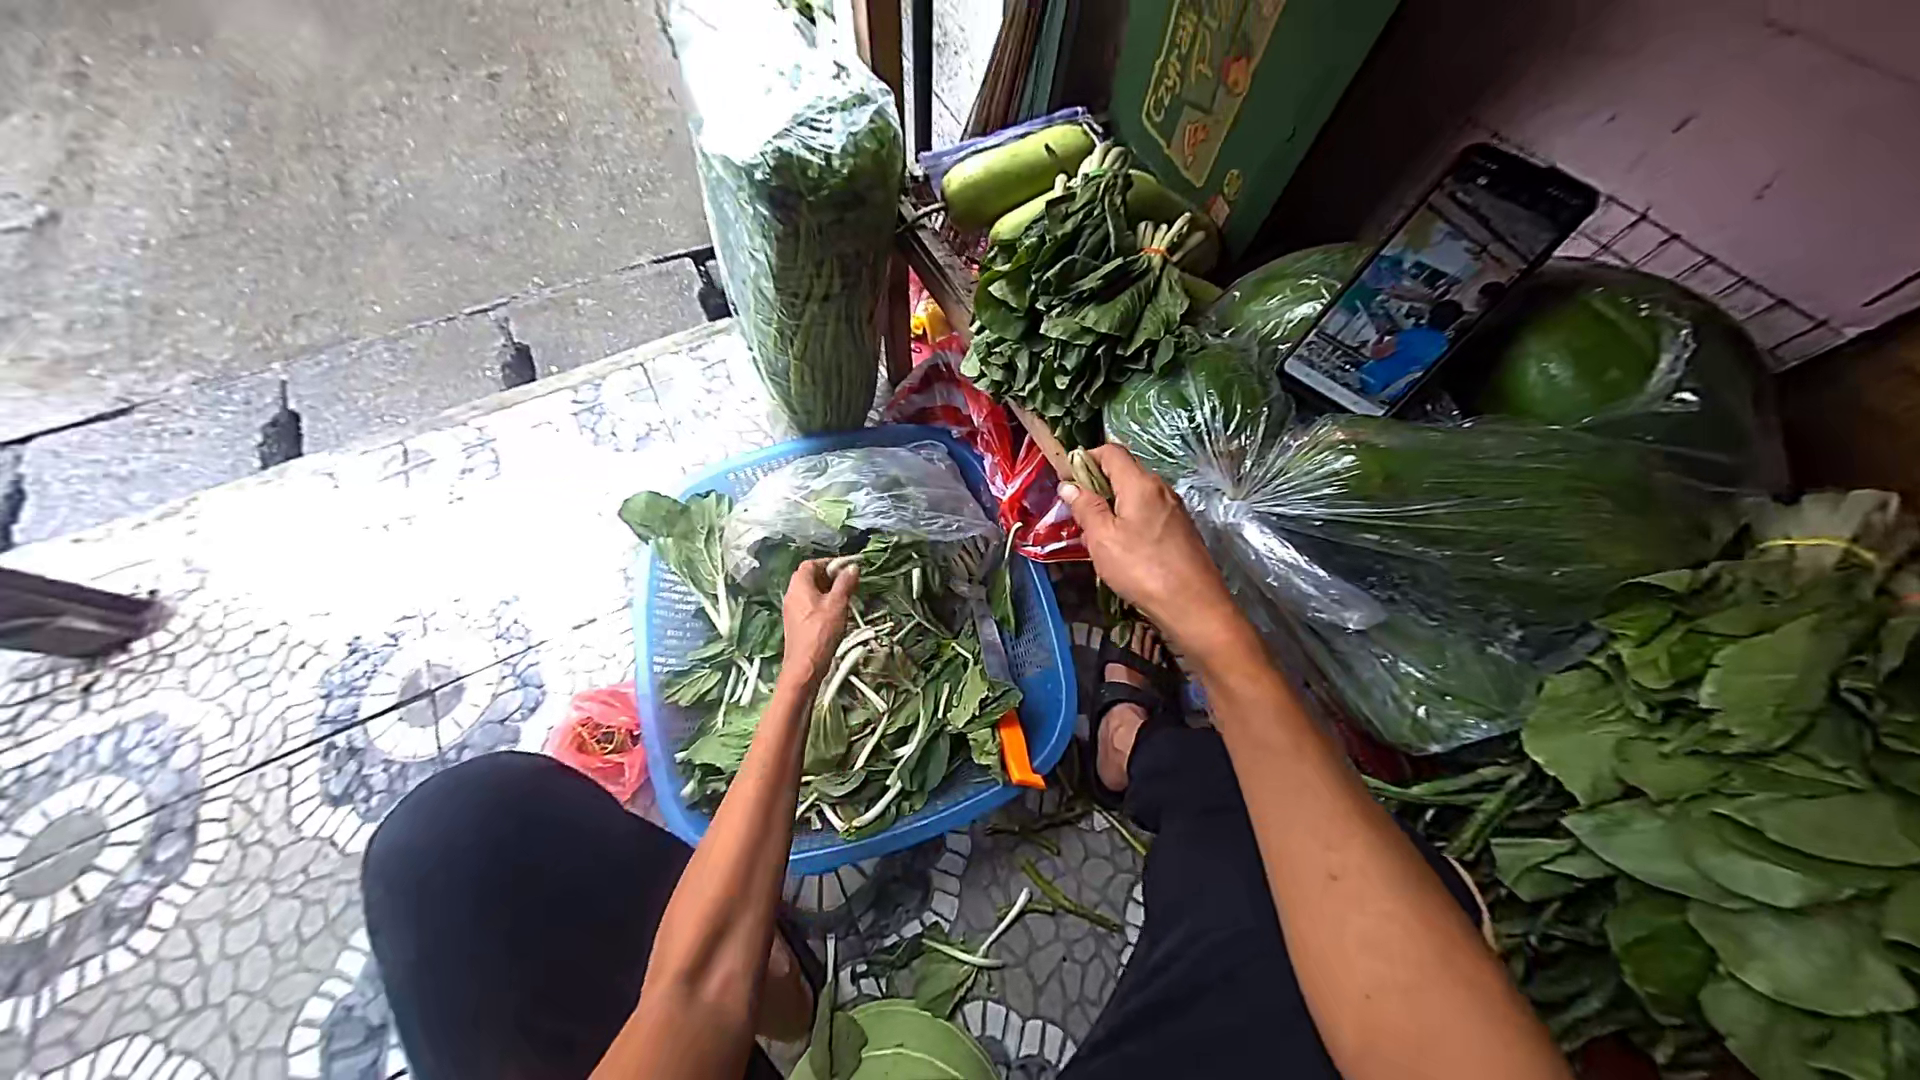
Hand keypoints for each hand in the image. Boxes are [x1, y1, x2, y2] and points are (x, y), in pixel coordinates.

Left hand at [781, 559, 859, 683]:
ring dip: (827, 590)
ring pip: (810, 592)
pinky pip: (809, 605)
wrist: (805, 666)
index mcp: (799, 586)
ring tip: (845, 596)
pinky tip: (836, 612)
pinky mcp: (796, 623)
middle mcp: (792, 595)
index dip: (829, 563)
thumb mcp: (838, 604)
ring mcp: (792, 610)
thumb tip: (852, 567)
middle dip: (829, 576)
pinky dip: (822, 603)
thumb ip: (845, 583)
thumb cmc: (821, 632)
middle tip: (848, 581)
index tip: (846, 568)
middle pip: (809, 577)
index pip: (811, 564)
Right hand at [1058, 445, 1237, 647]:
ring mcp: (1173, 509)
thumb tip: (1069, 485)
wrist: (1193, 605)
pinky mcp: (1179, 529)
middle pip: (1123, 473)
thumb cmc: (1142, 569)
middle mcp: (1160, 489)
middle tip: (1076, 516)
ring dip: (1110, 509)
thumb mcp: (1102, 538)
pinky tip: (1118, 551)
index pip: (1111, 451)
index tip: (1067, 480)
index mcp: (1140, 484)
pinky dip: (1127, 523)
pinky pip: (1146, 514)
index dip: (1086, 458)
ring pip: (1133, 496)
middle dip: (1096, 488)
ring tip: (1094, 539)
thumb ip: (1085, 508)